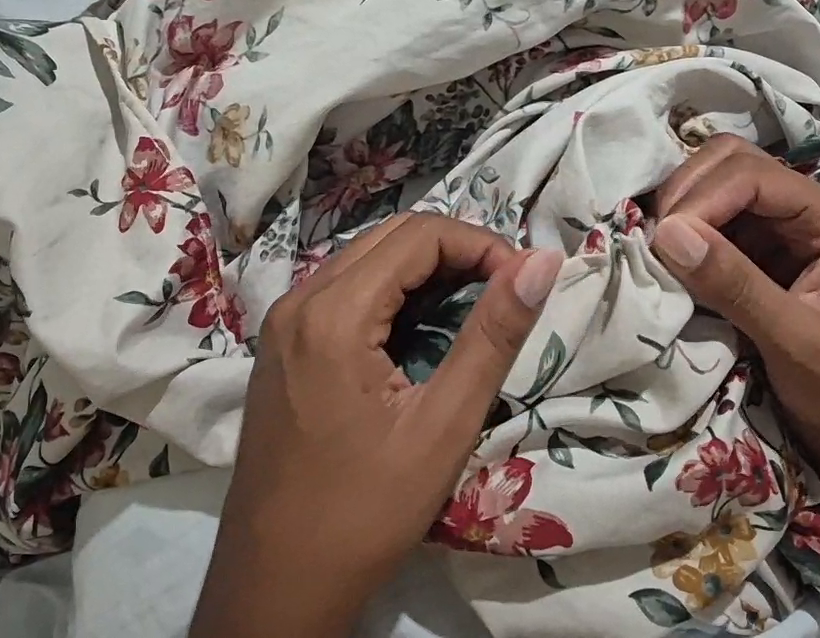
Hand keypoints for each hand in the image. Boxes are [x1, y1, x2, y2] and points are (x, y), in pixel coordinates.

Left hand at [190, 213, 562, 637]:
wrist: (277, 584)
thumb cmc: (366, 511)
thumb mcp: (444, 425)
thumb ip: (494, 335)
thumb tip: (541, 261)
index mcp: (333, 313)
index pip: (419, 234)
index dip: (480, 244)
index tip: (523, 280)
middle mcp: (298, 300)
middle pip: (389, 237)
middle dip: (455, 251)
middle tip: (503, 291)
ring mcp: (282, 323)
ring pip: (364, 259)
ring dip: (423, 270)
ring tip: (472, 308)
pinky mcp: (281, 346)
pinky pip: (342, 290)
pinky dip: (390, 292)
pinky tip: (419, 331)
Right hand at [650, 135, 819, 637]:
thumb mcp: (793, 341)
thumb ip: (734, 284)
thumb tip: (667, 233)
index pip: (755, 175)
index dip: (703, 199)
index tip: (664, 242)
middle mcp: (811, 207)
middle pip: (734, 162)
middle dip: (688, 193)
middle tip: (656, 239)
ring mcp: (786, 224)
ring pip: (719, 181)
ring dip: (683, 207)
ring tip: (660, 248)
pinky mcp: (763, 245)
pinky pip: (715, 215)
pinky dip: (688, 228)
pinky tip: (672, 257)